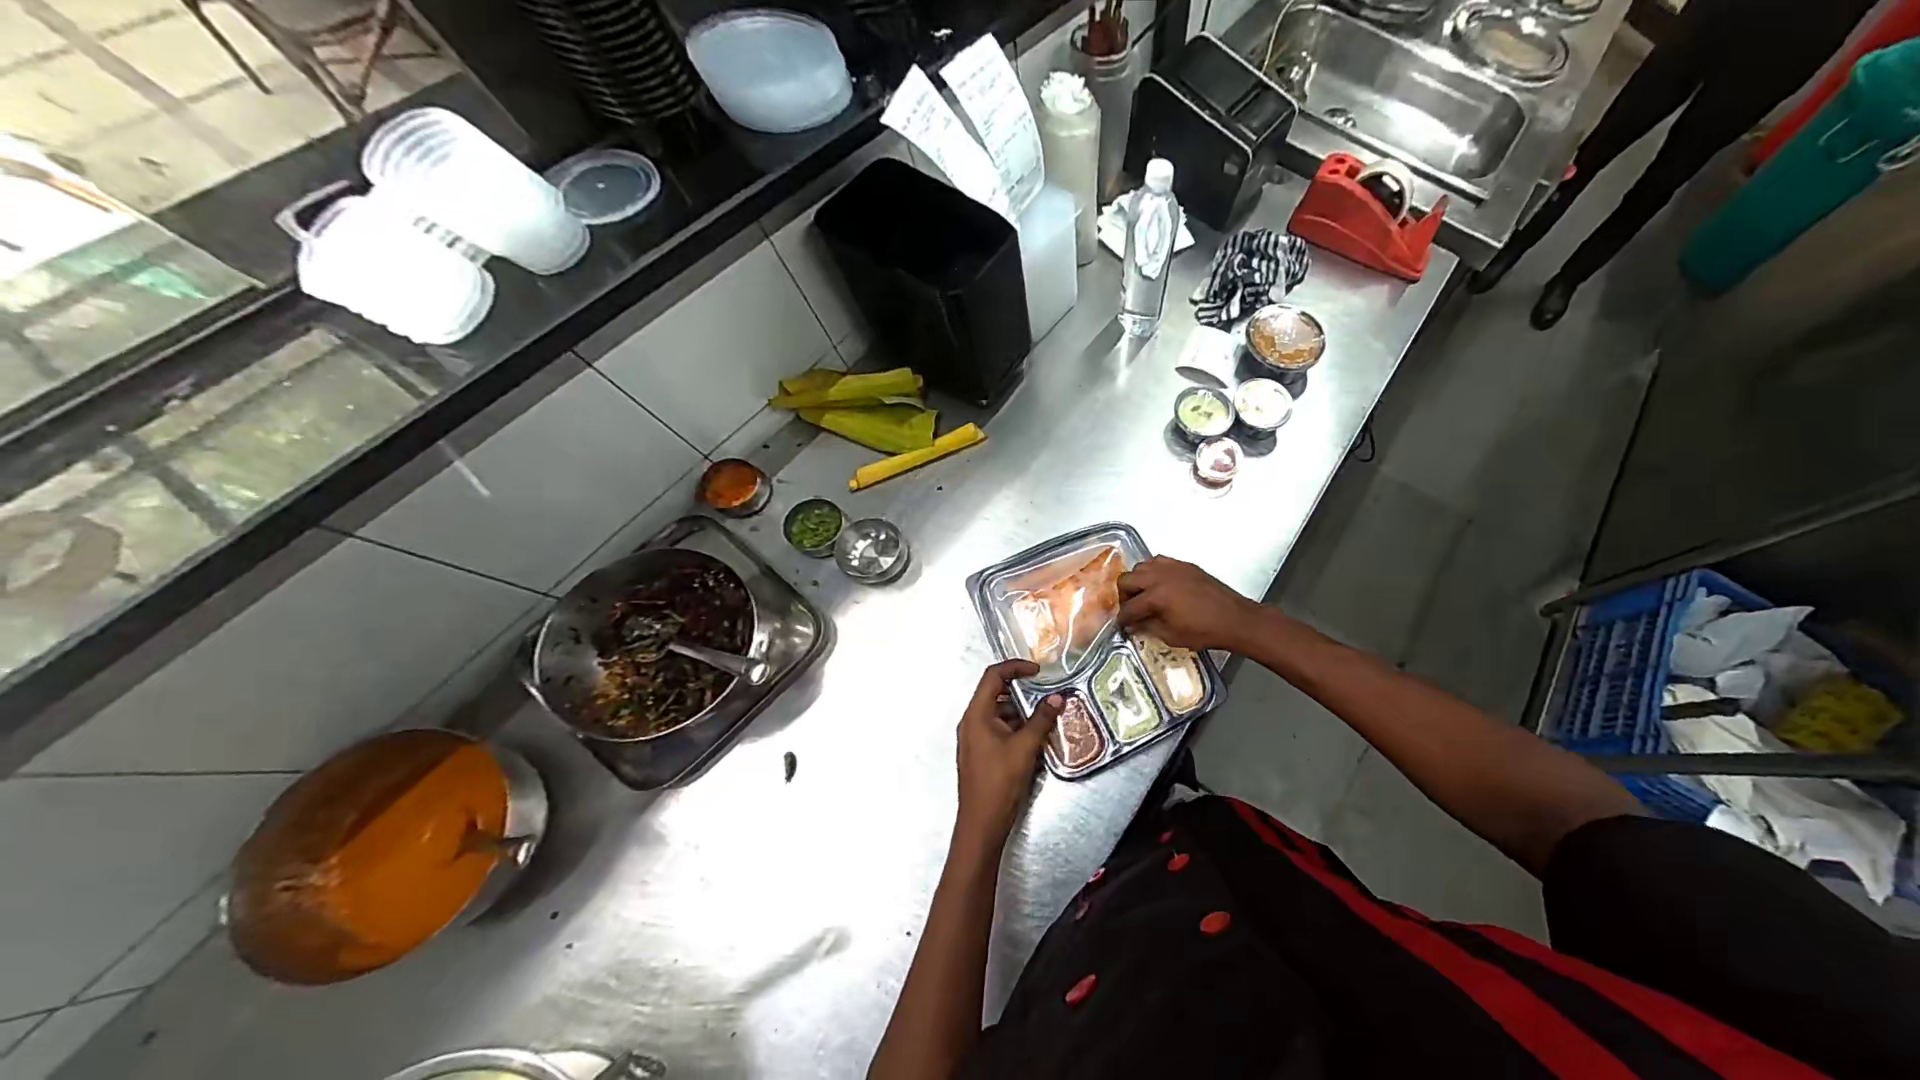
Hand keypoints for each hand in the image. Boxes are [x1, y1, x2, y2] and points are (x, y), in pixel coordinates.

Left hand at [955, 660, 1062, 851]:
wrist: (981, 823)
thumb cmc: (999, 782)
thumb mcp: (1025, 748)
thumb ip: (1041, 720)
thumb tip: (1057, 698)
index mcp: (976, 714)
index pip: (993, 676)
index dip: (1015, 667)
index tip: (1038, 670)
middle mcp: (971, 722)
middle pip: (995, 693)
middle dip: (1022, 692)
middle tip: (1046, 694)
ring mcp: (974, 738)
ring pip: (999, 713)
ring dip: (1022, 712)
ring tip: (1046, 717)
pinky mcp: (981, 753)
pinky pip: (999, 730)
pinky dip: (1017, 728)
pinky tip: (1036, 738)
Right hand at [1117, 556, 1262, 651]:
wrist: (1235, 619)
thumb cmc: (1204, 632)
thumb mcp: (1171, 636)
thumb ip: (1148, 627)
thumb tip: (1134, 625)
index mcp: (1155, 597)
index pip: (1128, 608)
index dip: (1122, 619)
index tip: (1122, 626)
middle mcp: (1159, 577)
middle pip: (1126, 580)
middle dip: (1124, 596)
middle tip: (1130, 609)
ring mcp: (1172, 567)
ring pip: (1141, 567)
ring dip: (1137, 581)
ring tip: (1144, 595)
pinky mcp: (1184, 565)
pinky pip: (1159, 562)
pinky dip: (1153, 572)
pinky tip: (1160, 585)